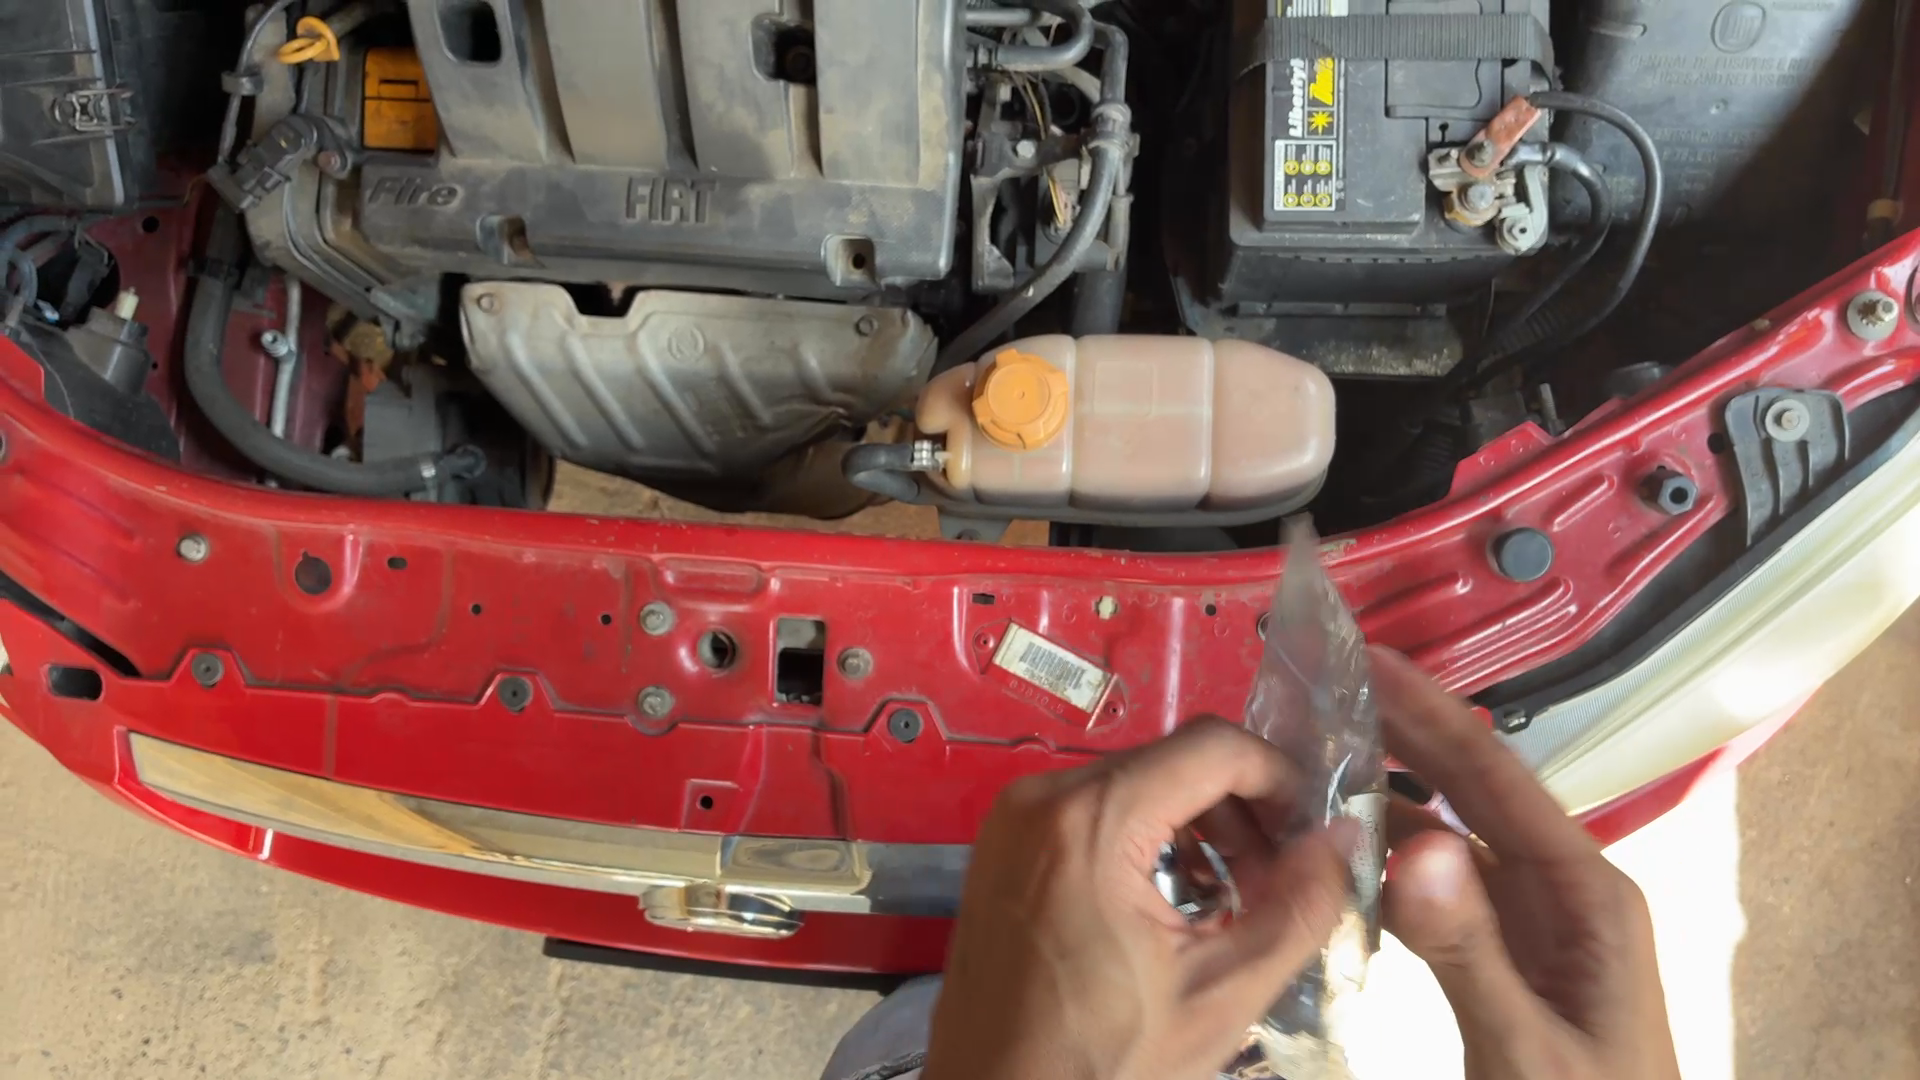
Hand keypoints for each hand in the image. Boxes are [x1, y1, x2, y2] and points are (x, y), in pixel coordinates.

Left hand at [922, 717, 1360, 1079]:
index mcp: (1094, 817)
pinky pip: (1090, 801)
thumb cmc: (1103, 1059)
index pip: (1210, 745)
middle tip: (1270, 881)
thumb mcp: (1219, 995)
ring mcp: (1016, 807)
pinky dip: (1140, 829)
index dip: (1275, 776)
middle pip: (1171, 759)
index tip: (1307, 831)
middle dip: (1237, 809)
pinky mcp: (1004, 830)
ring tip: (1222, 896)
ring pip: (1132, 777)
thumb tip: (1344, 835)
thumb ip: (1297, 908)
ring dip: (1191, 821)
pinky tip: (1163, 892)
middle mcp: (1046, 789)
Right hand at [1370, 647, 1680, 1079]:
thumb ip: (1469, 952)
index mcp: (1583, 892)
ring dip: (1383, 781)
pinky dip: (1381, 842)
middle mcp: (1554, 884)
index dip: (1430, 711)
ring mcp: (1522, 911)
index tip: (1370, 661)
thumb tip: (1416, 845)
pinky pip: (1429, 870)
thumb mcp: (1529, 1054)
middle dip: (1402, 726)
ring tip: (1316, 747)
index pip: (1493, 776)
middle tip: (1329, 681)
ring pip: (1443, 821)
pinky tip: (1336, 832)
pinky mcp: (1491, 937)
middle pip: (1467, 783)